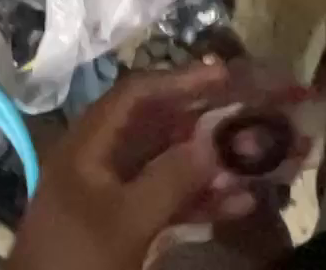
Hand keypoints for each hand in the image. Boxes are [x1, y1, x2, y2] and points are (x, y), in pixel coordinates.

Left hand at [9, 64, 255, 269]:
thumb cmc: (76, 260)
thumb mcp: (125, 221)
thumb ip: (170, 177)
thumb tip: (211, 140)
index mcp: (88, 143)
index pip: (137, 93)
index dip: (180, 79)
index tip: (222, 74)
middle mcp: (99, 159)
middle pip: (155, 125)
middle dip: (200, 119)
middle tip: (243, 109)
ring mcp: (110, 194)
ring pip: (165, 164)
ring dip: (206, 163)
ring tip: (249, 160)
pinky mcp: (122, 226)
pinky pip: (165, 200)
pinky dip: (198, 200)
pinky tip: (237, 204)